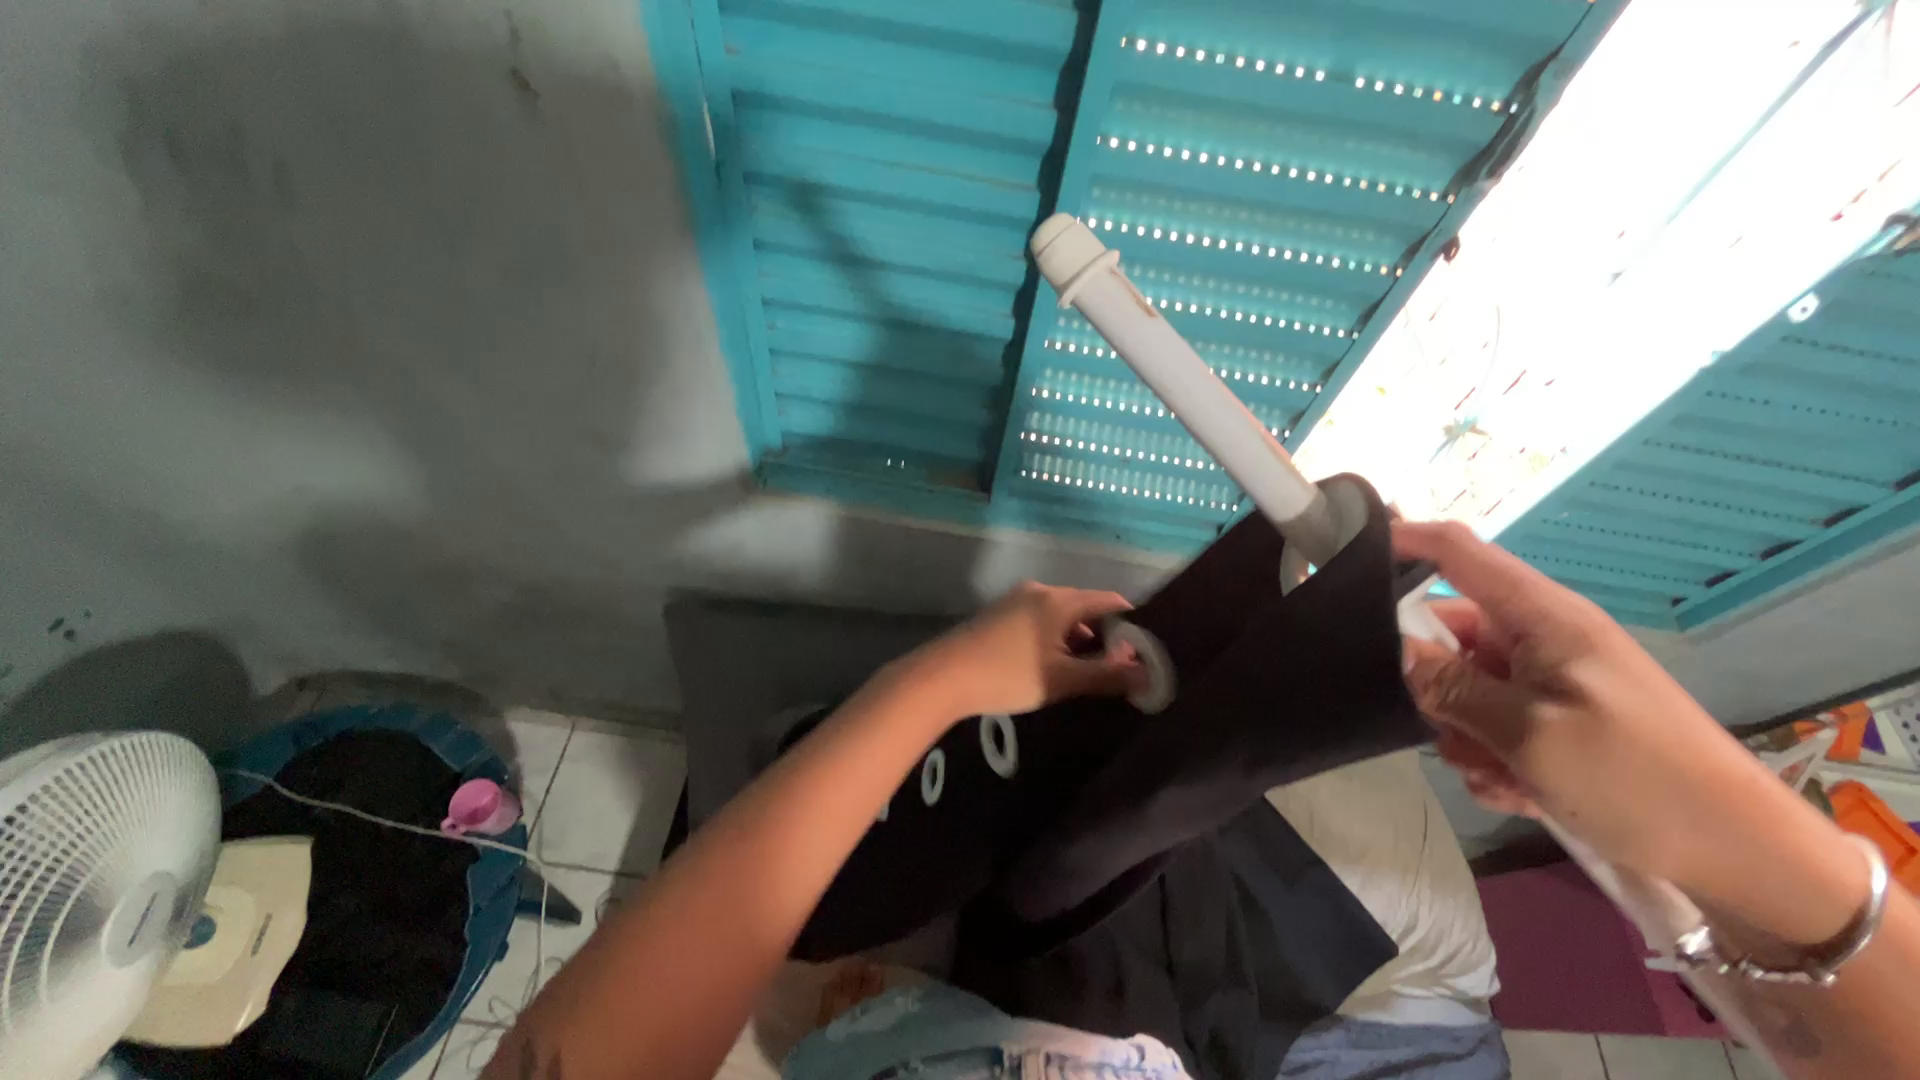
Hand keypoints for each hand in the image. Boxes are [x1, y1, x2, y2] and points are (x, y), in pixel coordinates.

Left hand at [896, 581, 1142, 719]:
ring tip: (1090, 675)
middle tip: (1121, 670)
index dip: (1133, 626)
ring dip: (1078, 642)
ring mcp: (1014, 602)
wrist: (941, 678)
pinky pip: (1040, 622)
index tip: (1146, 653)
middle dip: (1106, 638)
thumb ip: (1108, 676)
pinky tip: (1054, 668)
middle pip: (1086, 609)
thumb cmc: (1007, 675)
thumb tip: (1148, 674)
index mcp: (1059, 599)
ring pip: (1061, 618)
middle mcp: (1039, 591)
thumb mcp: (1063, 680)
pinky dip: (1055, 641)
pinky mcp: (998, 616)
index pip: (1111, 602)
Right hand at [1394, 521, 1744, 880]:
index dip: (1403, 540)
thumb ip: (1452, 689)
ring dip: (1463, 734)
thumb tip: (1396, 651)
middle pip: (1448, 635)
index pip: (1460, 553)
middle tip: (1449, 733)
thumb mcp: (1530, 735)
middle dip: (1433, 685)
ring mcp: (1548, 682)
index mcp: (1542, 619)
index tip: (1345, 552)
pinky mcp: (1554, 722)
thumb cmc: (1637, 778)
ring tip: (1498, 774)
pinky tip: (1517, 790)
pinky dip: (1490, 758)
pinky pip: (1489, 726)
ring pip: (1461, 689)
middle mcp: (1541, 640)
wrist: (1740, 855)